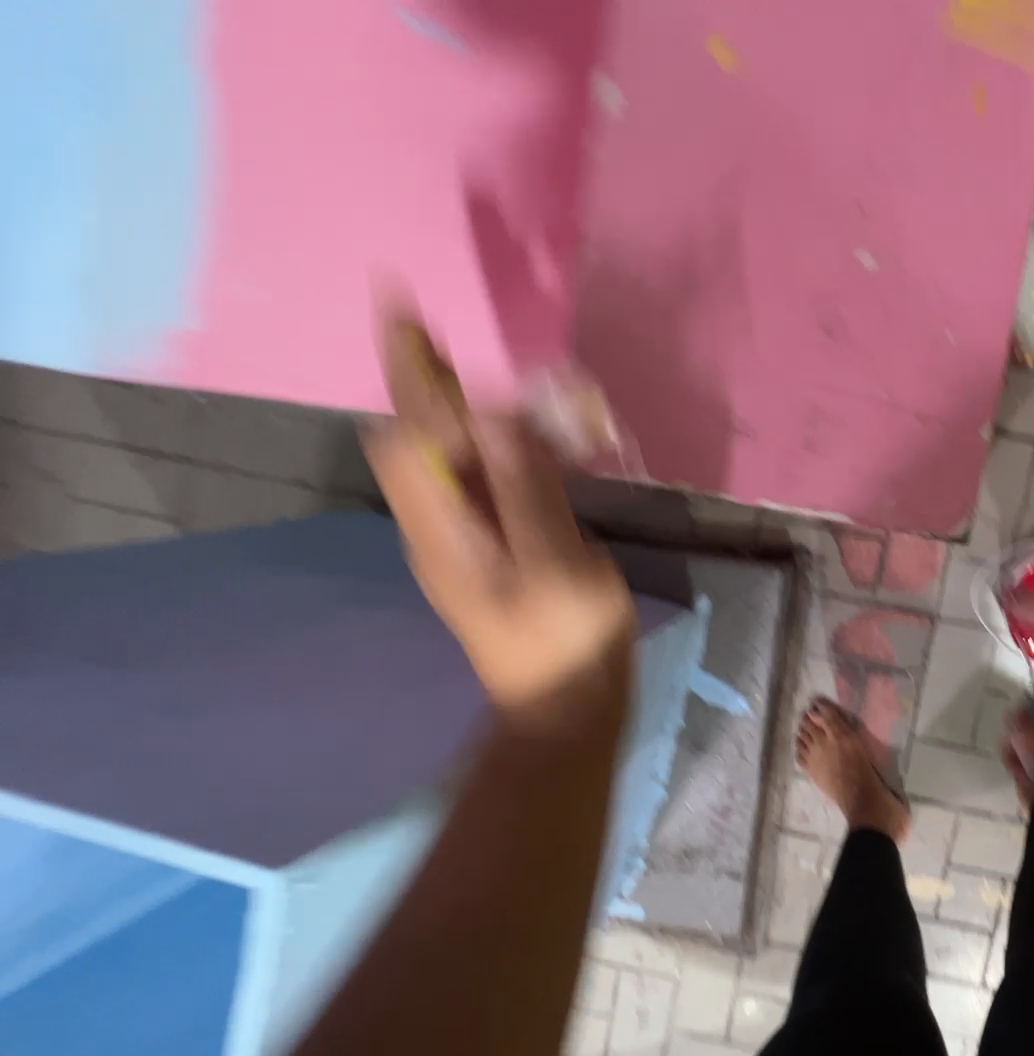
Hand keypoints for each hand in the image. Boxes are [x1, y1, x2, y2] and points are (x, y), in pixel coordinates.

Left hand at [365, 307, 633, 731]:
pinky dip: (505, 448)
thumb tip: (496, 413)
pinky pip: (487, 482)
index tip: (404, 308)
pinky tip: (539, 441)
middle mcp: (442, 525)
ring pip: (456, 458)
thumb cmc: (565, 640)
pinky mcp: (496, 548)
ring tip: (509, 378)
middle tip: (452, 332)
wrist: (567, 706)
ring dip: (474, 413)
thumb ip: (526, 490)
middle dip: (433, 382)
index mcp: (446, 528)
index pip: (410, 433)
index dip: (408, 371)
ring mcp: (468, 539)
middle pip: (422, 439)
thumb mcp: (555, 565)